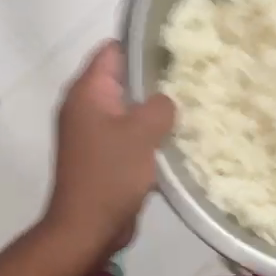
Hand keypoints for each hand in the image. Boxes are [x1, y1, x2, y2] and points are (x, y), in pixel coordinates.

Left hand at [41, 41, 176, 257]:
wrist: (86, 228)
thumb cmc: (111, 175)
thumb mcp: (142, 133)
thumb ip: (159, 106)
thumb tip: (165, 101)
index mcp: (86, 92)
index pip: (113, 50)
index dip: (143, 46)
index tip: (177, 50)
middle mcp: (84, 106)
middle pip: (121, 79)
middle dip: (153, 80)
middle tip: (191, 79)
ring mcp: (90, 133)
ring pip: (127, 109)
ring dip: (152, 112)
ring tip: (188, 108)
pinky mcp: (100, 156)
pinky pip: (127, 135)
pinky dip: (146, 135)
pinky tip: (173, 140)